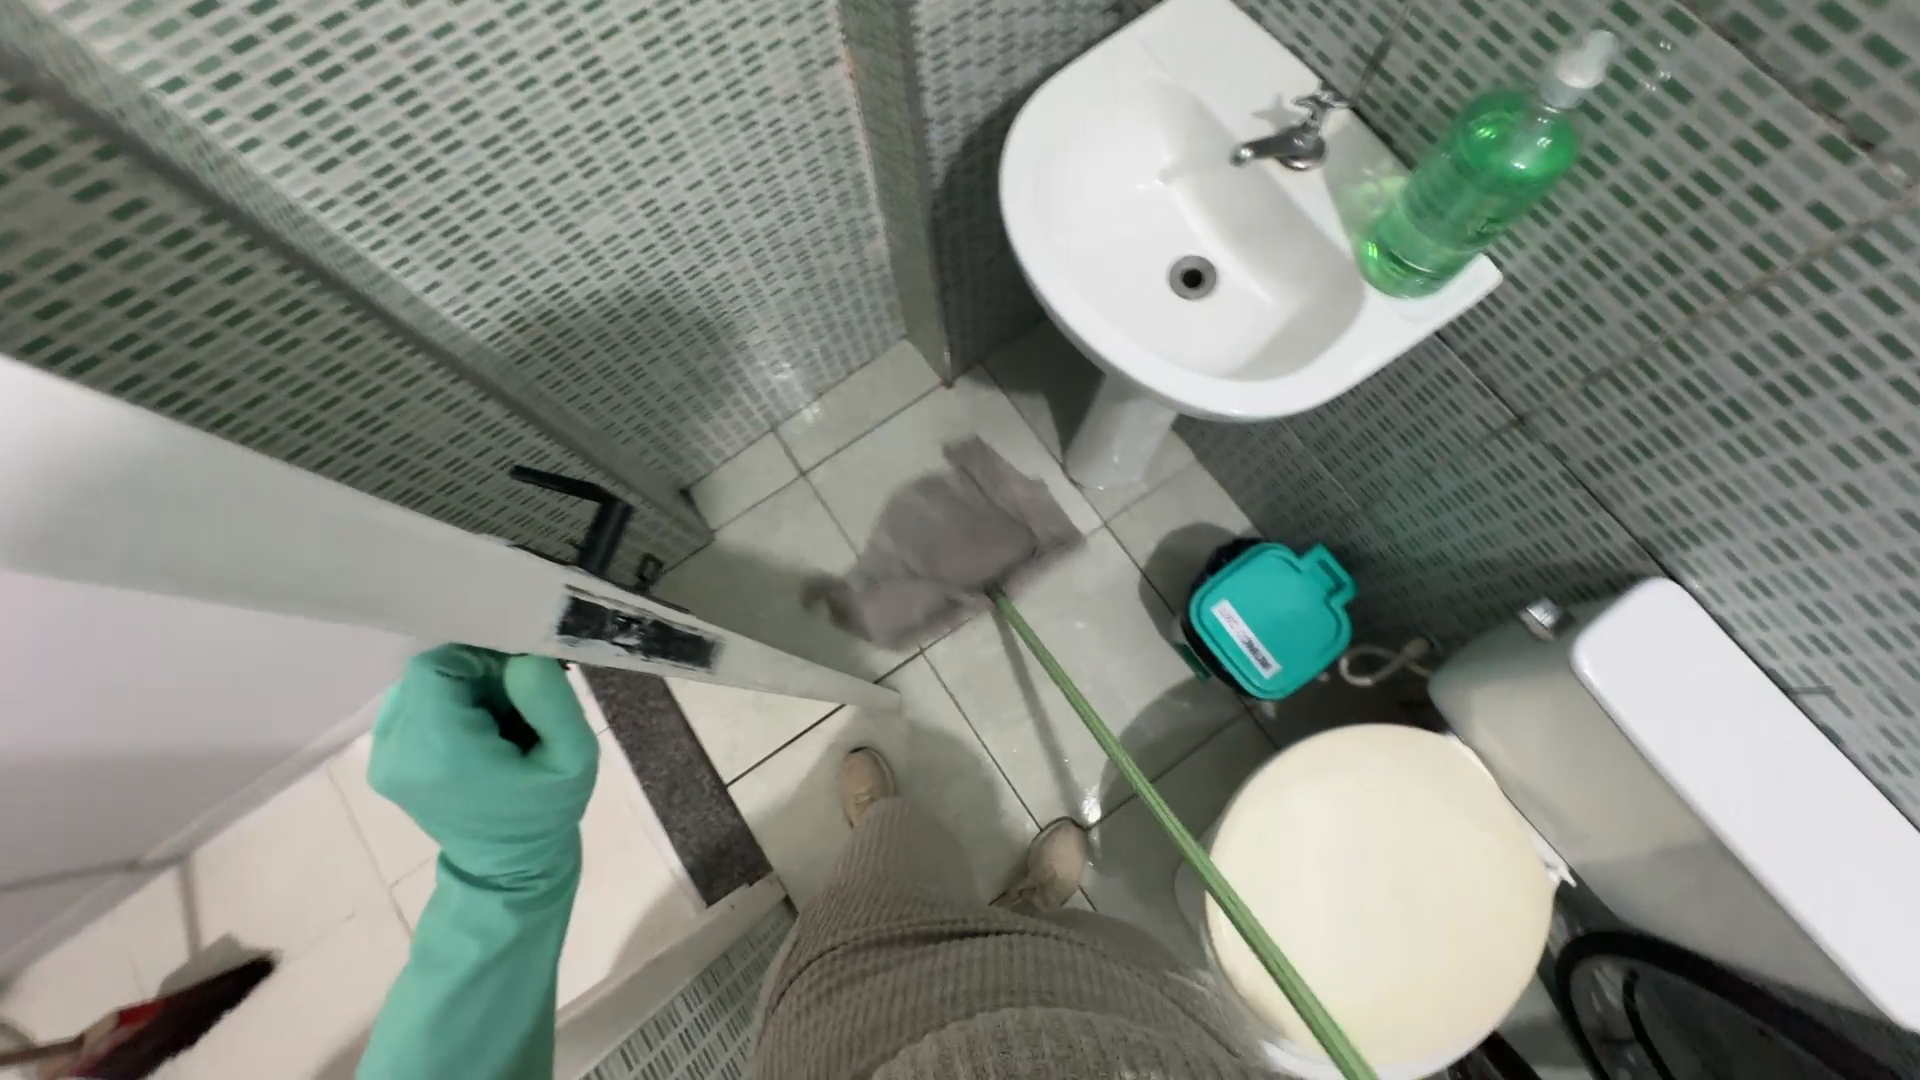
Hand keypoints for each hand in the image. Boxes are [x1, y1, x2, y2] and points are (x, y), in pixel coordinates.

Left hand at [368, 645, 598, 884]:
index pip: (439, 667)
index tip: (522, 678)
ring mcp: (383, 758)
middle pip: (431, 674)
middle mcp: (397, 752)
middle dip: (480, 675)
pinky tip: (480, 731)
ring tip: (502, 719)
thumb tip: (521, 656)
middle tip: (521, 701)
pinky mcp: (385, 760)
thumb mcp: (575, 755)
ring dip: (466, 689)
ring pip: (423, 686)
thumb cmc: (548, 810)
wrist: (510, 866)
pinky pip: (416, 705)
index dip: (484, 659)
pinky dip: (450, 705)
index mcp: (442, 752)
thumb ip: (551, 701)